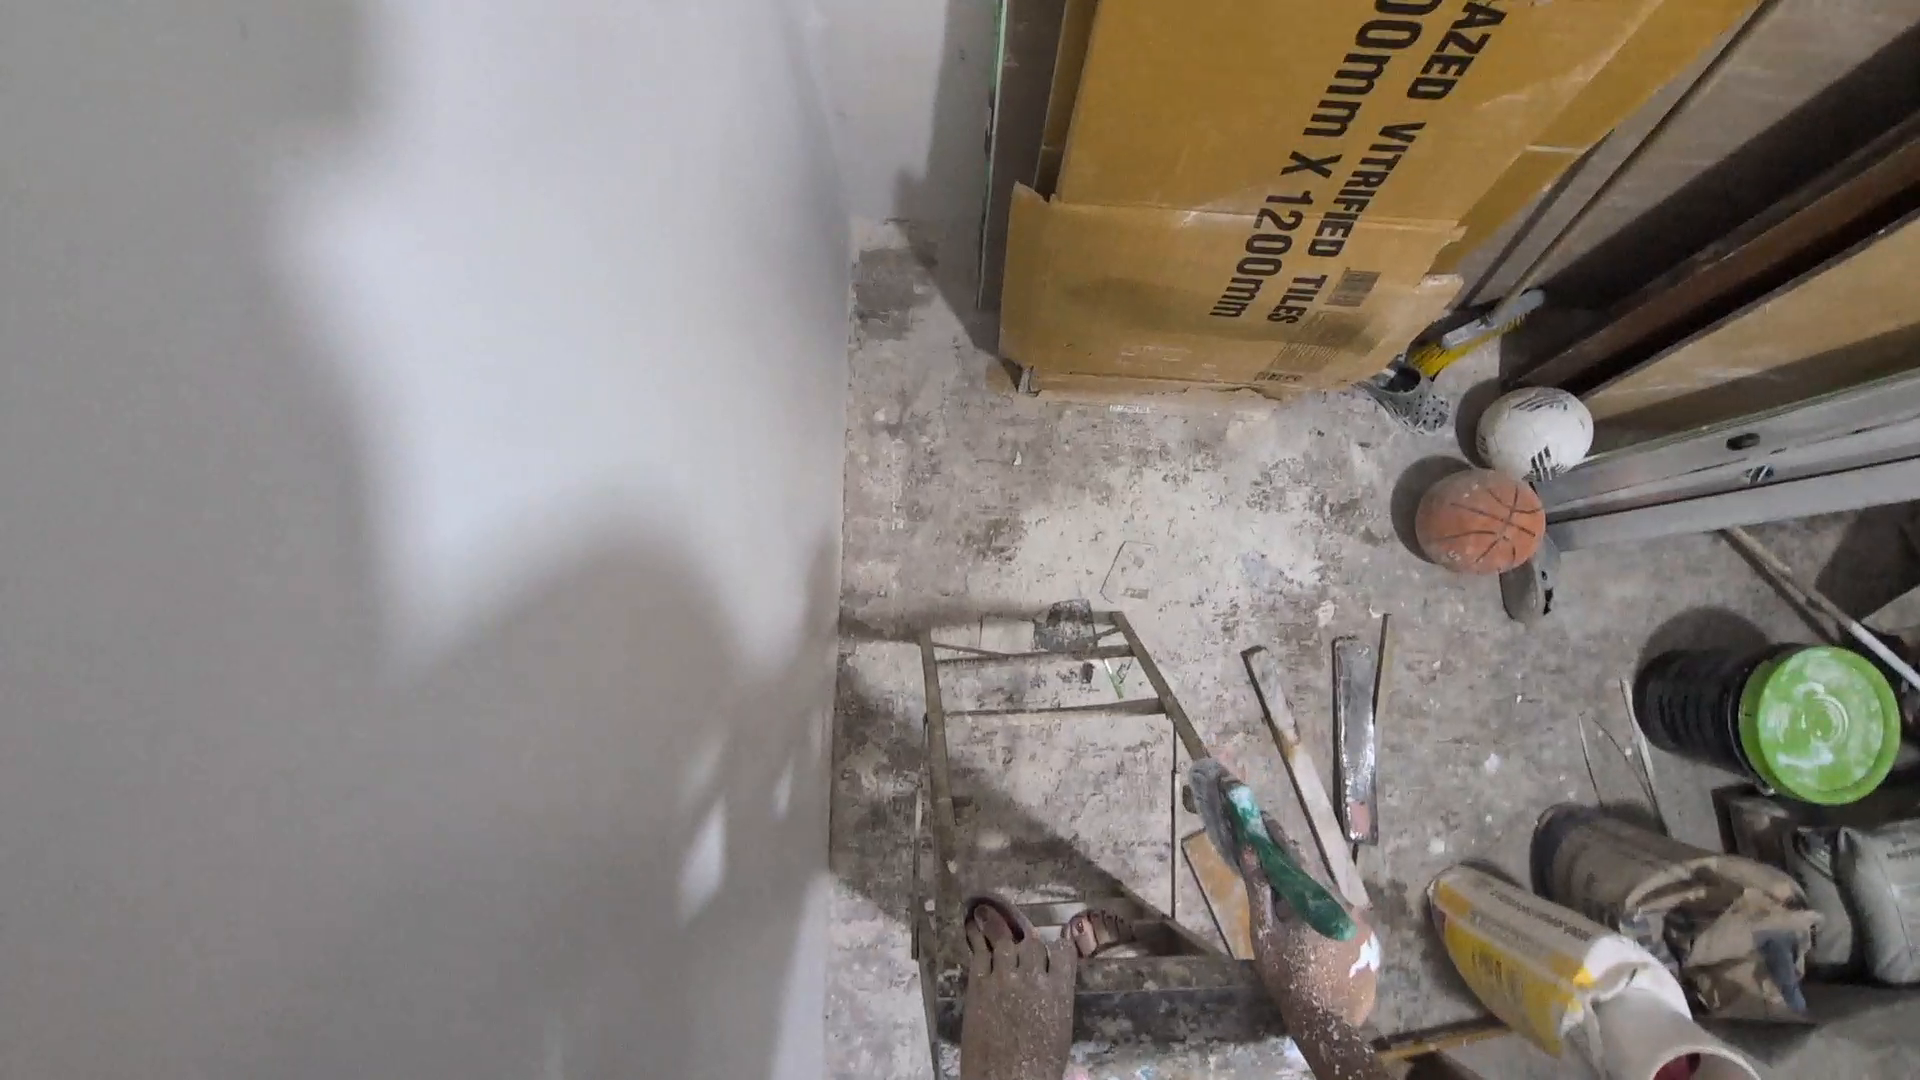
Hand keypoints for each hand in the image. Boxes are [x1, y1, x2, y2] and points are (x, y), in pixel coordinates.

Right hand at [1239, 827, 1379, 1026]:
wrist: (1325, 1022)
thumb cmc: (1287, 974)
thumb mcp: (1264, 930)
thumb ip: (1258, 888)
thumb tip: (1249, 850)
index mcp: (1318, 897)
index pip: (1295, 855)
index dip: (1277, 836)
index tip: (1263, 819)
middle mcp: (1345, 903)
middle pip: (1313, 876)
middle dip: (1290, 867)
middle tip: (1271, 863)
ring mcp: (1360, 923)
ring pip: (1327, 896)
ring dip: (1307, 892)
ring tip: (1287, 900)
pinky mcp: (1368, 941)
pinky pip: (1340, 915)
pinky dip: (1323, 912)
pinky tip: (1309, 927)